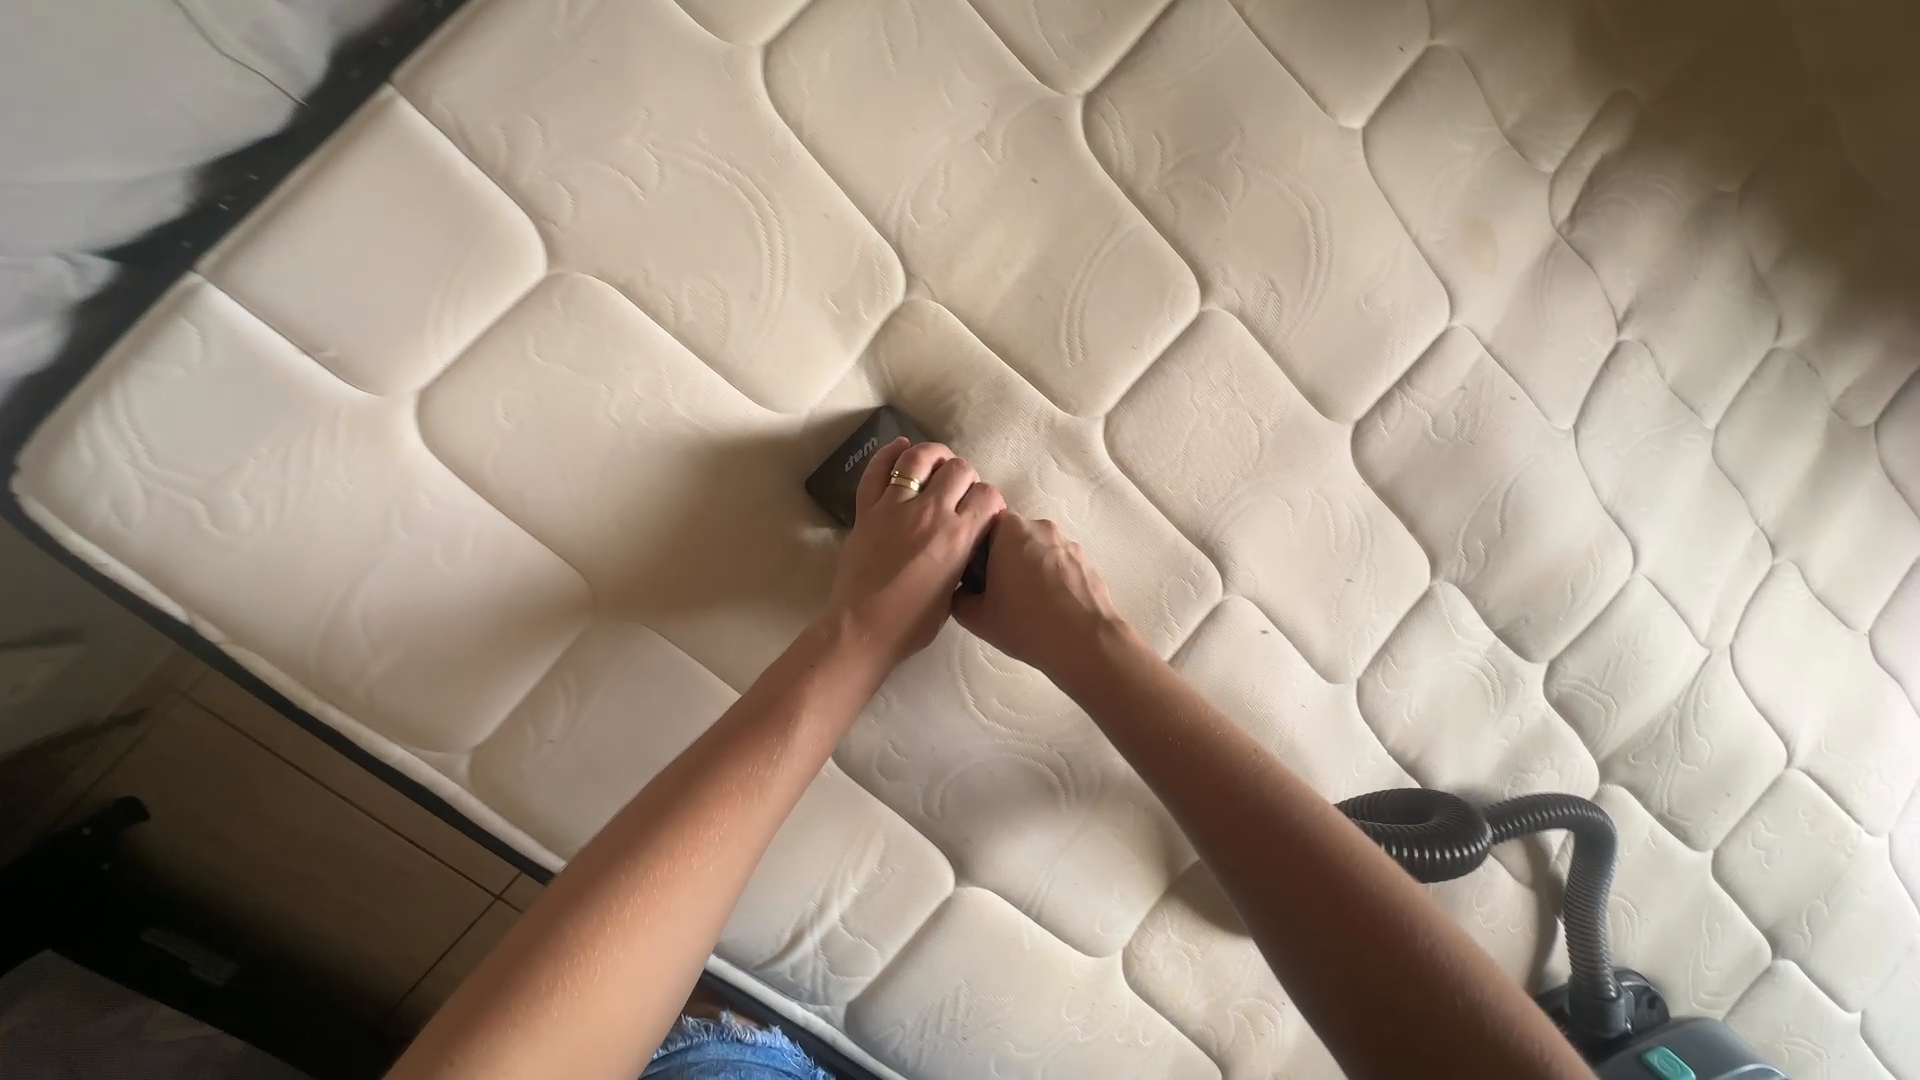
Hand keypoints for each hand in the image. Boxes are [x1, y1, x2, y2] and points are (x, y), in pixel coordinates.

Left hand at [823, 438, 1004, 667]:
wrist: (863, 629)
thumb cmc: (913, 623)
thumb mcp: (954, 590)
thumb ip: (963, 556)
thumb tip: (966, 537)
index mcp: (958, 537)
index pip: (988, 496)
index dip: (991, 501)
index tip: (984, 512)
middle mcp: (930, 513)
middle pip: (959, 469)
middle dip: (967, 477)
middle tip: (959, 493)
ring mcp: (894, 506)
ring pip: (919, 457)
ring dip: (934, 455)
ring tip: (937, 462)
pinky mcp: (867, 509)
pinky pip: (878, 470)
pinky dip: (890, 453)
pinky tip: (901, 448)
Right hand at [952, 512, 1132, 682]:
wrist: (1085, 643)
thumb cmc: (1025, 624)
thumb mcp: (976, 617)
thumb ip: (958, 598)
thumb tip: (962, 592)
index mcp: (1010, 530)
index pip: (984, 527)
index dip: (976, 551)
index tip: (976, 578)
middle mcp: (1041, 527)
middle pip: (1013, 537)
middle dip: (1004, 559)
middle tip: (999, 594)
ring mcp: (1069, 543)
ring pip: (1039, 551)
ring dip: (1031, 569)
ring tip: (1028, 605)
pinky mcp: (1088, 562)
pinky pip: (1061, 565)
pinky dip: (1053, 580)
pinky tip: (1051, 608)